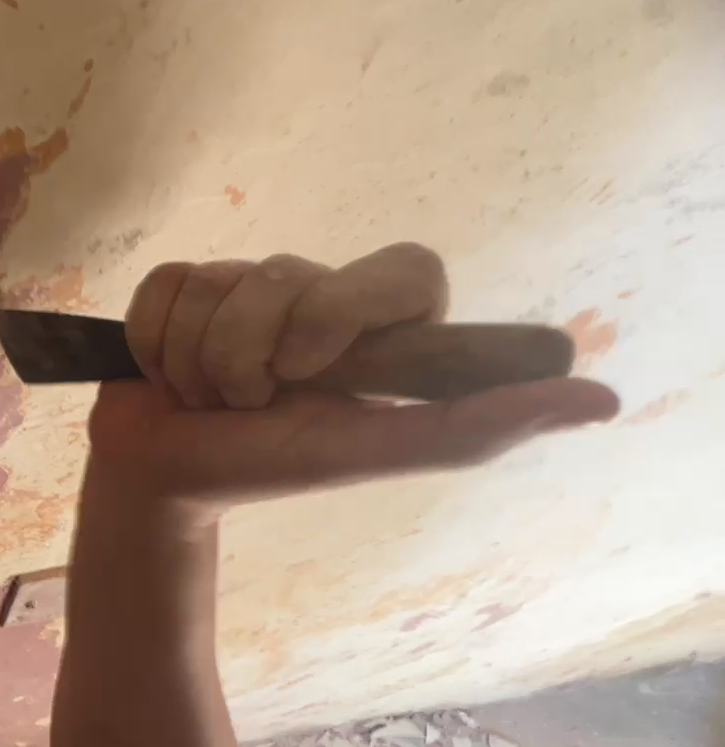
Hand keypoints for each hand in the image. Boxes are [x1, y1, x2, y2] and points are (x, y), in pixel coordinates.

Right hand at [89, 243, 619, 506]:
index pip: (399, 267)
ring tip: (199, 396)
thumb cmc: (253, 469)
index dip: (336, 311)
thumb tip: (596, 402)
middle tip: (241, 403)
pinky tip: (162, 372)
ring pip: (213, 284)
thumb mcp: (356, 454)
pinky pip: (163, 287)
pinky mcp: (176, 290)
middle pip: (280, 275)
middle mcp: (312, 294)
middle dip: (240, 359)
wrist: (159, 478)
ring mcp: (239, 287)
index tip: (302, 371)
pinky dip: (151, 343)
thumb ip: (461, 431)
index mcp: (374, 326)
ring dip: (190, 363)